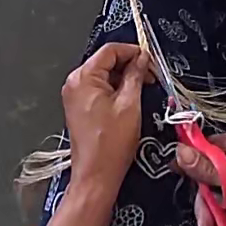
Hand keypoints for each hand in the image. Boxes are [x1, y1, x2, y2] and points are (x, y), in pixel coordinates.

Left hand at [61, 44, 152, 190]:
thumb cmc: (111, 144)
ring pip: (104, 74)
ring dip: (125, 77)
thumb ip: (136, 74)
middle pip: (106, 60)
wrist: (96, 176)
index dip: (133, 51)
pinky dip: (116, 88)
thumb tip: (142, 58)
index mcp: (84, 78)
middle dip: (130, 64)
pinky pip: (99, 87)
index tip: (150, 59)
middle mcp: (75, 83)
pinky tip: (131, 97)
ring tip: (144, 87)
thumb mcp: (130, 104)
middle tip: (151, 74)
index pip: (110, 50)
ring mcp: (75, 95)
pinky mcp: (79, 106)